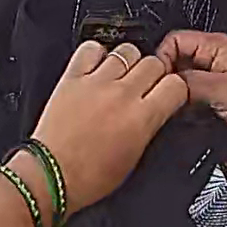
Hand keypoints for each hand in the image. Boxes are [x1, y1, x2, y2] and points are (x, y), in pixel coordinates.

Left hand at [31, 41, 187, 212]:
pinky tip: (97, 67)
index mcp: (142, 118)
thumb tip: (157, 108)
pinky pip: (92, 48)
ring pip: (127, 50)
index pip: (176, 85)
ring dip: (129, 62)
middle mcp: (122, 95)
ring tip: (121, 75)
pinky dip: (97, 53)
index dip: (175, 88)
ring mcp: (97, 83)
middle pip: (154, 63)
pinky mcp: (73, 78)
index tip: (169, 92)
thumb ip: (150, 124)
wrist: (50, 177)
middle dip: (155, 73)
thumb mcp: (135, 156)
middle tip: (145, 86)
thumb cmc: (89, 177)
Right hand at [156, 30, 226, 138]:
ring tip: (187, 109)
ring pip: (186, 80)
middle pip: (177, 61)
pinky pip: (196, 94)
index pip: (173, 41)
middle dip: (171, 81)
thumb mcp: (218, 90)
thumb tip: (165, 85)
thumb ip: (186, 84)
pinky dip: (192, 105)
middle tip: (171, 99)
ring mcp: (219, 74)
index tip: (159, 81)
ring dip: (182, 95)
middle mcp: (216, 55)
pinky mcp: (222, 92)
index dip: (162, 61)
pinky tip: (197, 116)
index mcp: (215, 44)